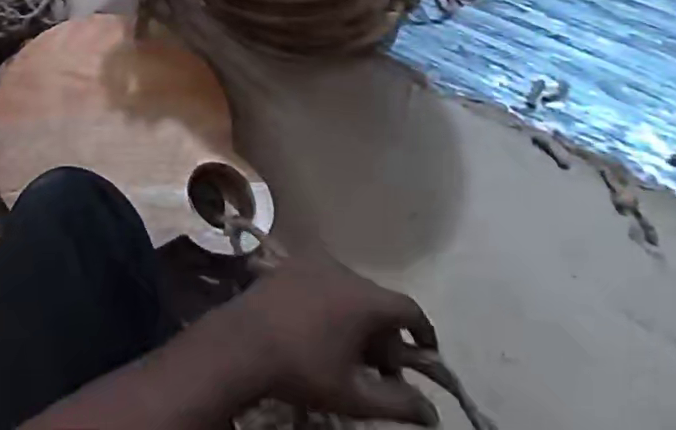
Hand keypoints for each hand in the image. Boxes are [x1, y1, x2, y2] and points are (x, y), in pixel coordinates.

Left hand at [222, 255, 441, 425]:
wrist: (242, 343)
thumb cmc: (302, 370)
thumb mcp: (353, 396)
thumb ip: (397, 404)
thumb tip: (433, 414)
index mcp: (364, 297)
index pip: (408, 307)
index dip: (423, 331)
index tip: (426, 353)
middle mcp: (342, 269)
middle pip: (377, 298)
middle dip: (385, 331)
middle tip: (381, 365)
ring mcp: (312, 261)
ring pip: (349, 287)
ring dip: (357, 315)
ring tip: (348, 349)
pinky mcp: (289, 263)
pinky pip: (322, 279)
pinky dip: (331, 300)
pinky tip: (318, 327)